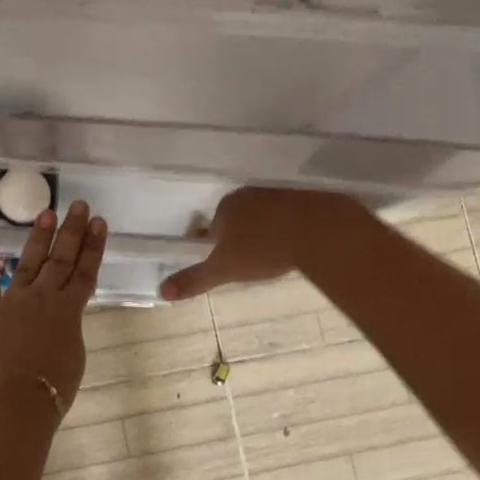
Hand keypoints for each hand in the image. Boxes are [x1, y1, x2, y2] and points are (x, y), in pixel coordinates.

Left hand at [0, 201, 106, 413]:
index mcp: (69, 312)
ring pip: (29, 262)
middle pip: (61, 259)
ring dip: (39, 237)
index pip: (86, 273)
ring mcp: (13, 300)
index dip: (94, 247)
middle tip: (79, 206)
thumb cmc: (50, 390)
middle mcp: (43, 298)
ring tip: (47, 213)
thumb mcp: (73, 359)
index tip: (100, 223)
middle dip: (72, 231)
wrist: (12, 398)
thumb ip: (69, 332)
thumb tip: (62, 322)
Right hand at [161, 187, 353, 299]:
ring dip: (270, 224)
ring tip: (282, 247)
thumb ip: (194, 279)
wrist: (318, 230)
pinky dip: (293, 219)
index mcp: (224, 207)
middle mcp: (248, 192)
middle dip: (246, 232)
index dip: (221, 245)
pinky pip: (293, 206)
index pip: (215, 226)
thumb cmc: (264, 249)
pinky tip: (301, 235)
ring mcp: (278, 188)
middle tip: (259, 255)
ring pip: (267, 209)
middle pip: (241, 215)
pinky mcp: (307, 191)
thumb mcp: (224, 270)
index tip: (234, 260)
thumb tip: (161, 291)